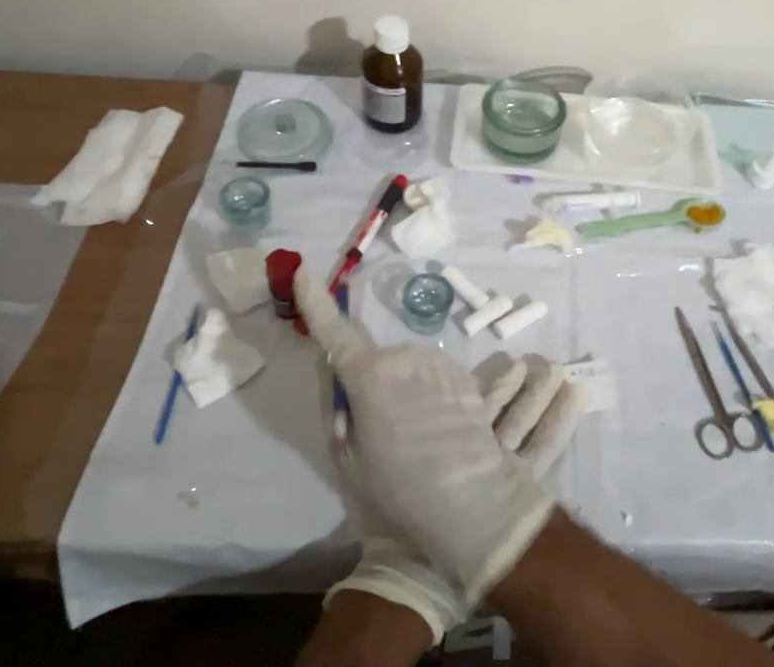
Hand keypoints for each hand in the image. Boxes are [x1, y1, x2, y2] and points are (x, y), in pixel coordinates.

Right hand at [296, 271, 574, 615]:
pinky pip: (443, 382)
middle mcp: (406, 357)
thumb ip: (344, 418)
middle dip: (381, 385)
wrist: (470, 502)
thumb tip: (347, 396)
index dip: (315, 303)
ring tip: (426, 440)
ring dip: (415, 392)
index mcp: (368, 375)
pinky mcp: (471, 377)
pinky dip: (440, 399)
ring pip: (416, 370)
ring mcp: (443, 364)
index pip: (334, 332)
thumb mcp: (353, 461)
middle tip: (387, 431)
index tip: (302, 271)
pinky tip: (450, 433)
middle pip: (383, 363)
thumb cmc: (400, 488)